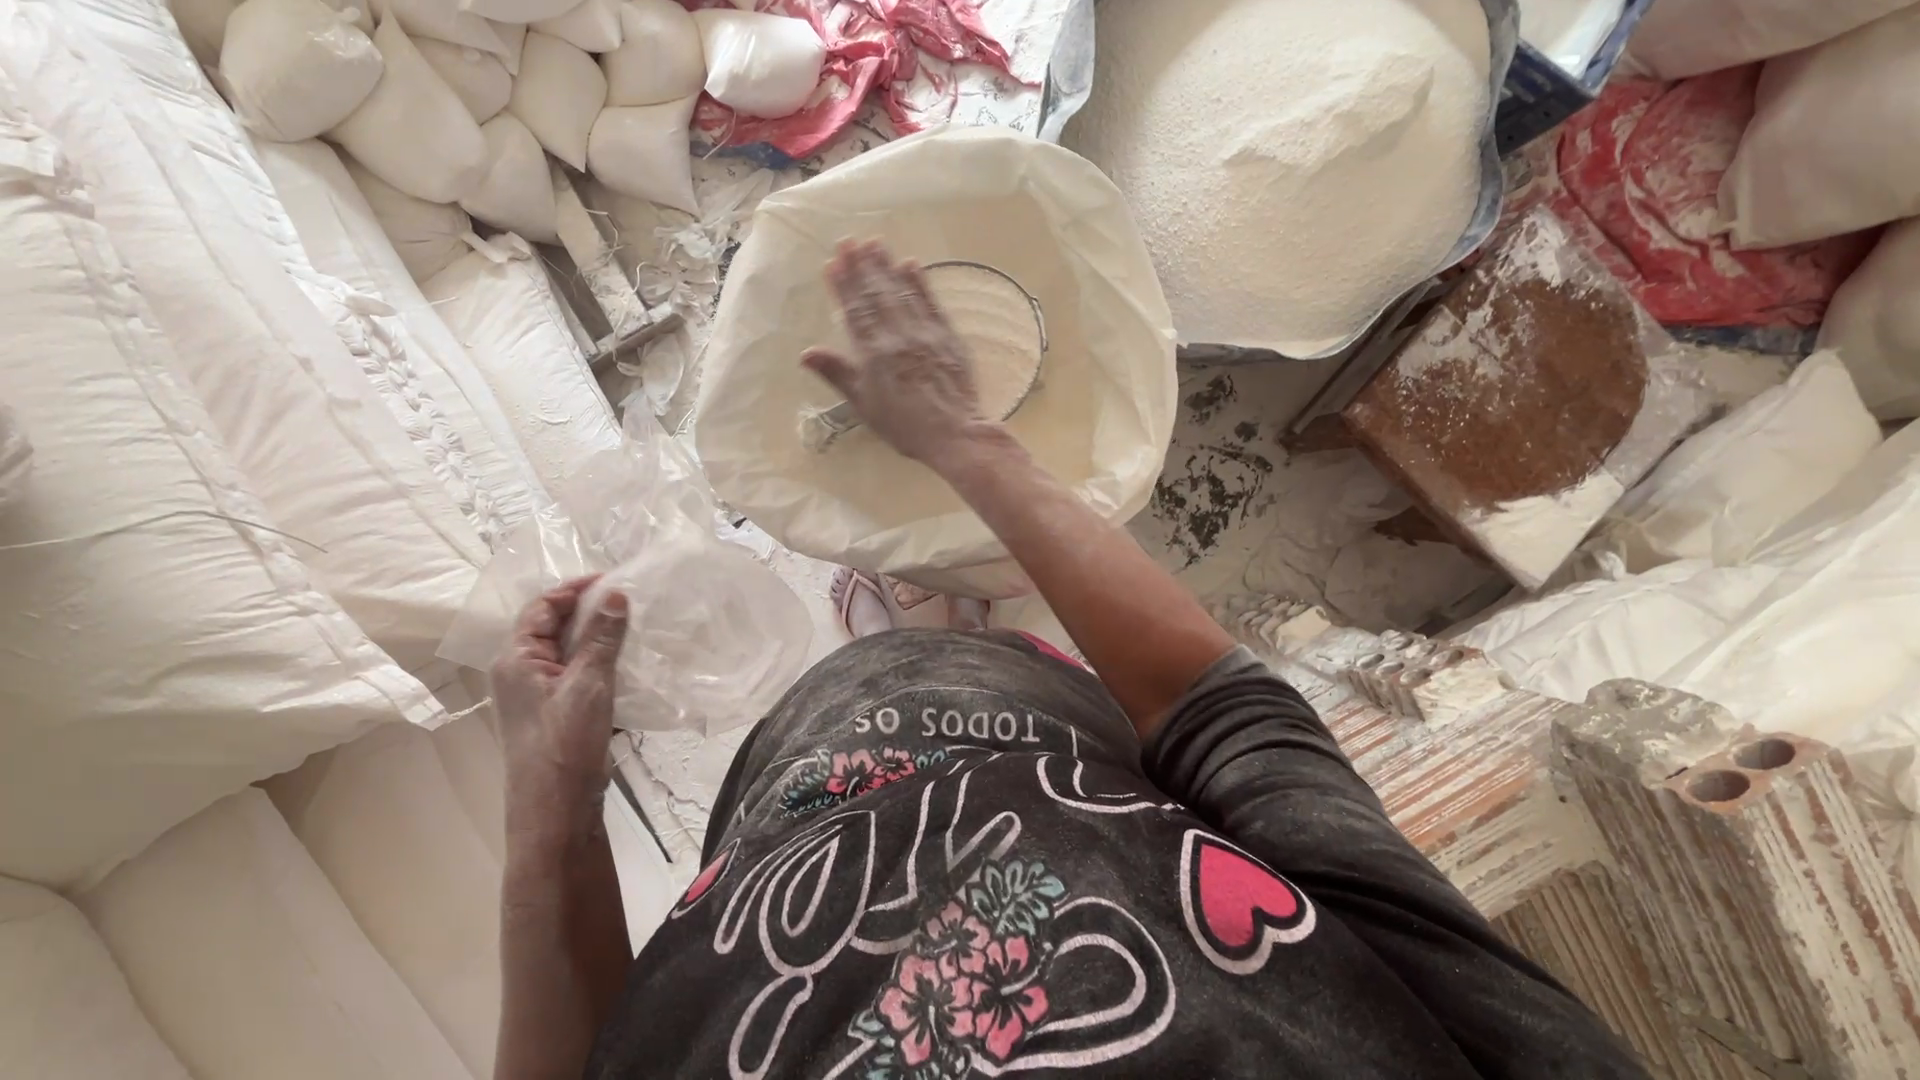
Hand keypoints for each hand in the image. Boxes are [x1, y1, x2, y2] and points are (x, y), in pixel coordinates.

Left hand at [491, 577, 629, 811]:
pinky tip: (630, 665)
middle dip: (590, 611)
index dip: (575, 589)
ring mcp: (537, 696)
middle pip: (553, 627)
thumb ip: (601, 638)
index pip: (542, 607)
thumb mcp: (588, 686)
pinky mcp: (556, 714)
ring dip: (599, 638)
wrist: (556, 812)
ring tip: (635, 628)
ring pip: (568, 652)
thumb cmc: (565, 745)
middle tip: (630, 600)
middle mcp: (521, 673)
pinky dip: (602, 664)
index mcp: (516, 660)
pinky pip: (578, 676)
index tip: (614, 580)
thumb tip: (615, 595)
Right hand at [803, 239, 993, 465]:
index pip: (855, 311)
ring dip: (887, 266)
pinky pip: (931, 303)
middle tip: (850, 241)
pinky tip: (911, 265)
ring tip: (875, 243)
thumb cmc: (904, 427)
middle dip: (862, 266)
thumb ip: (838, 374)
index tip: (833, 261)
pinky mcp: (948, 336)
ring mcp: (925, 333)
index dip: (843, 285)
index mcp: (874, 353)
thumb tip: (806, 352)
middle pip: (877, 295)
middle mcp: (898, 336)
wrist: (955, 433)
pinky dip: (920, 282)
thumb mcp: (864, 406)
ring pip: (902, 293)